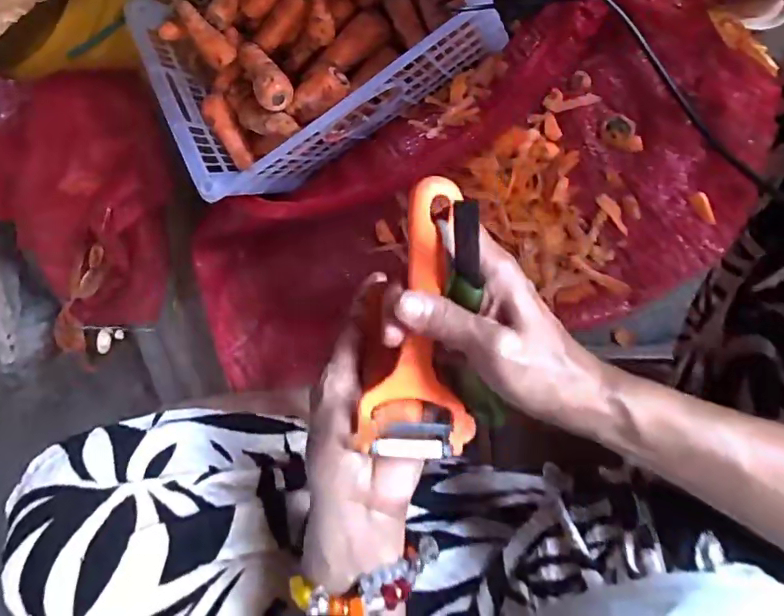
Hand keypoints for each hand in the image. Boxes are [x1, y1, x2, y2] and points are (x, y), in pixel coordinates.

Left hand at [301, 274, 424, 592]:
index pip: (358, 328)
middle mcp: (376, 375)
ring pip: (413, 354)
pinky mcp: (427, 414)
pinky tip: (449, 339)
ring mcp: (403, 393)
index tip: (382, 277)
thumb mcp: (335, 399)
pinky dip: (442, 364)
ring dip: (421, 333)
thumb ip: (352, 361)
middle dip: (400, 313)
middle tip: (416, 287)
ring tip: (434, 304)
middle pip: (390, 337)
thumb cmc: (335, 451)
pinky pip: (435, 384)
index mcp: (347, 370)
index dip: (368, 303)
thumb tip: (367, 322)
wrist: (361, 507)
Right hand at [386, 225, 620, 431]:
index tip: (394, 254)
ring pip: (425, 289)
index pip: (451, 224)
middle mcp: (479, 274)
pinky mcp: (469, 322)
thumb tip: (400, 298)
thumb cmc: (544, 372)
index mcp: (492, 267)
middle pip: (427, 261)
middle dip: (402, 288)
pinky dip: (417, 328)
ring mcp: (473, 298)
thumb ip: (448, 321)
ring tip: (394, 343)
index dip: (419, 223)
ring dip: (405, 312)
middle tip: (390, 328)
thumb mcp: (494, 348)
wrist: (579, 405)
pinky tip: (406, 350)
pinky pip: (434, 314)